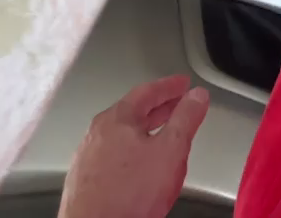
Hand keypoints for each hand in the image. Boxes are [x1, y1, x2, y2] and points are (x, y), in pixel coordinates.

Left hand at [58, 75, 209, 217]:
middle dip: (159, 108)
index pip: (146, 91)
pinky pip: (113, 159)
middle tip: (178, 105)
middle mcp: (95, 138)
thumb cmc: (128, 196)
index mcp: (114, 121)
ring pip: (122, 137)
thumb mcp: (172, 148)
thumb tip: (197, 96)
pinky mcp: (84, 187)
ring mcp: (85, 163)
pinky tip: (143, 167)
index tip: (183, 84)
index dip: (170, 86)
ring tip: (165, 137)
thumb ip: (187, 117)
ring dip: (146, 131)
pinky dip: (132, 153)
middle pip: (132, 113)